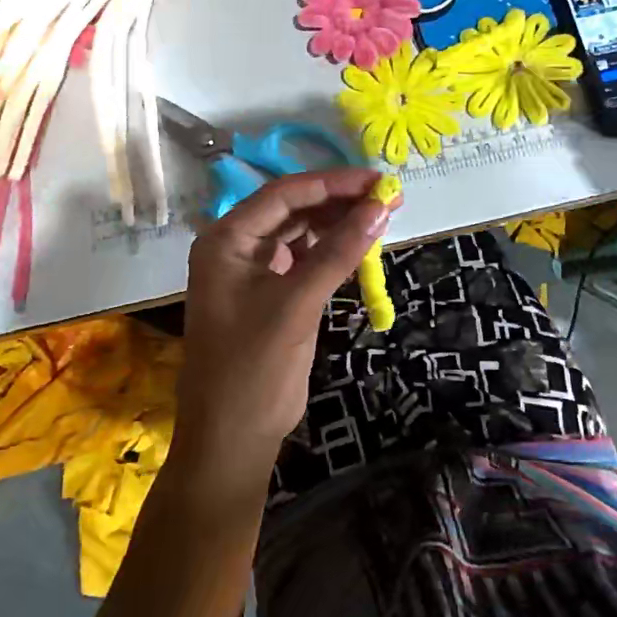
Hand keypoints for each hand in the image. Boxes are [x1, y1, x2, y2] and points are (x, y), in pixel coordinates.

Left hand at [178, 168, 392, 457]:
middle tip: (388, 196)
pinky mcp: (275, 293)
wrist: (233, 437)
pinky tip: (362, 244)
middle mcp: (238, 247)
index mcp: (227, 240)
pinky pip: (308, 259)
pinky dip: (335, 250)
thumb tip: (381, 206)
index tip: (376, 180)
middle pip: (294, 209)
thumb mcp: (297, 304)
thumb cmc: (254, 366)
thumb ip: (339, 252)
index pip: (284, 194)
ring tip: (382, 215)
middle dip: (339, 201)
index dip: (332, 183)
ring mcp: (256, 270)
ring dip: (340, 224)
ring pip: (303, 232)